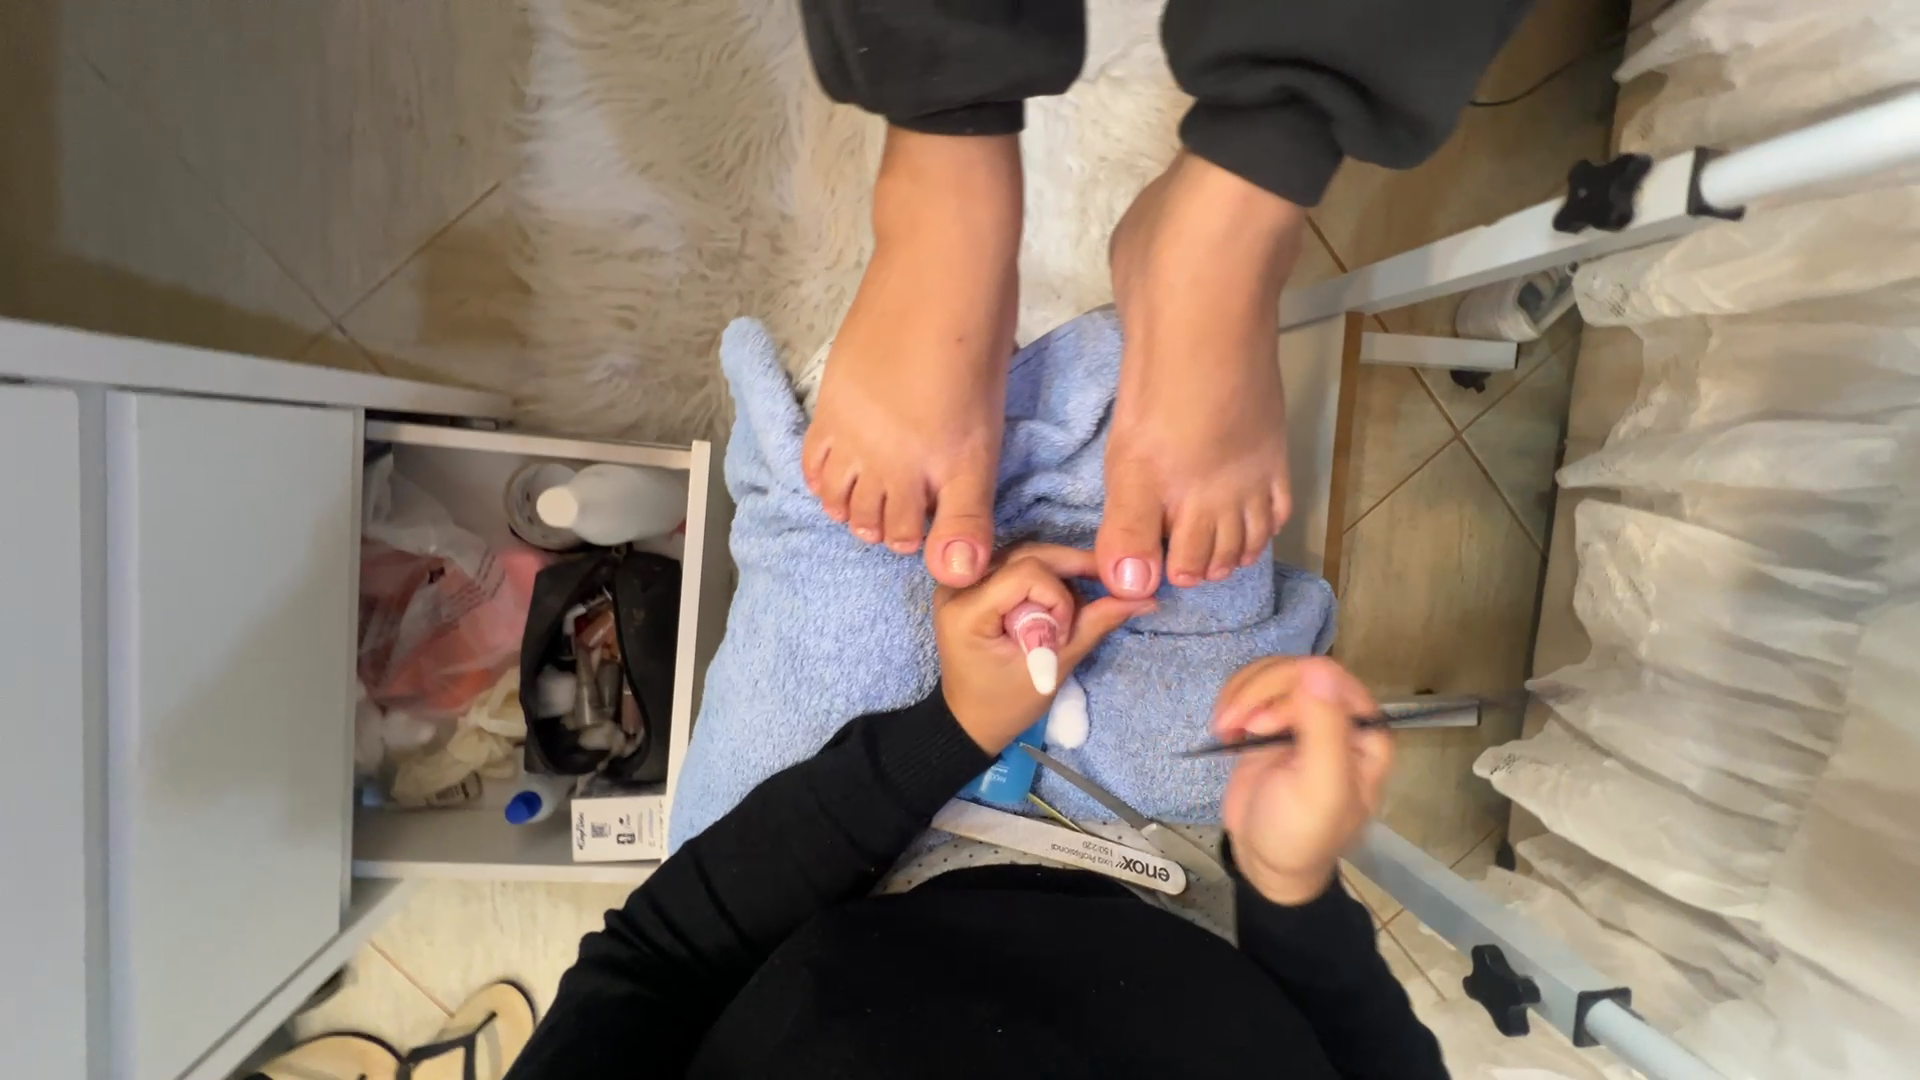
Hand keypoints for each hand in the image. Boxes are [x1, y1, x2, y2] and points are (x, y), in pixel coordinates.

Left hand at [933, 543, 1154, 753]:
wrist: (969, 719)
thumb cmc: (1005, 704)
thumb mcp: (1053, 669)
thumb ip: (1092, 626)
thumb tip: (1144, 598)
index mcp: (966, 610)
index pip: (1027, 574)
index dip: (1059, 597)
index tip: (1064, 634)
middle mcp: (958, 585)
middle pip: (1028, 554)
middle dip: (1069, 573)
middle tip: (1099, 595)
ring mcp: (963, 581)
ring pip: (1026, 553)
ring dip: (1060, 574)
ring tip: (1075, 608)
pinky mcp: (975, 582)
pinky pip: (1017, 564)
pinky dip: (1046, 578)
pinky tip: (1061, 601)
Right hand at [1215, 656, 1392, 905]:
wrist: (1265, 861)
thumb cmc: (1301, 834)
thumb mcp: (1319, 788)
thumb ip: (1324, 728)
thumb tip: (1318, 667)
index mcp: (1363, 731)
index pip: (1328, 676)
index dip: (1289, 690)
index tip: (1260, 725)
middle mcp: (1336, 717)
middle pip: (1293, 669)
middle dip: (1256, 694)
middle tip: (1233, 728)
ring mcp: (1301, 717)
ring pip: (1268, 673)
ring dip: (1239, 695)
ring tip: (1225, 729)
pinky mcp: (1269, 721)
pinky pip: (1250, 688)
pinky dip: (1231, 701)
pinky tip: (1226, 729)